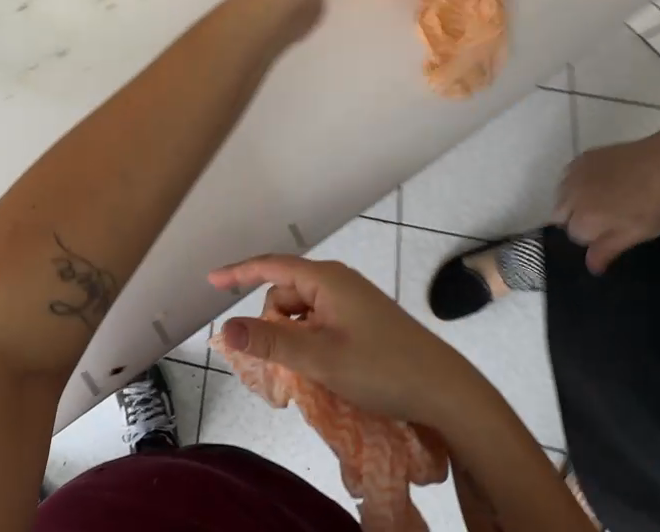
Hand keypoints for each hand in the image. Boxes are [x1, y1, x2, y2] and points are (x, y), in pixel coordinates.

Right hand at [208, 255, 481, 428]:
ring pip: (302, 312)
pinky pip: (321, 323)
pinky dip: (311, 341)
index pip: (270, 266)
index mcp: (326, 279)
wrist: (448, 394)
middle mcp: (338, 282)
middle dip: (274, 323)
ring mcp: (353, 301)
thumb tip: (225, 329)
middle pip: (285, 293)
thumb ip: (270, 342)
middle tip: (287, 361)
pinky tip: (324, 369)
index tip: (211, 281)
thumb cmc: (382, 368)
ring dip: (294, 337)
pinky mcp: (364, 321)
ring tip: (309, 371)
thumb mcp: (320, 358)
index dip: (238, 273)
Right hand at [553, 134, 659, 273]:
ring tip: (605, 199)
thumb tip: (590, 267)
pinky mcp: (580, 158)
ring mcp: (573, 174)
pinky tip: (603, 182)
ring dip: (575, 202)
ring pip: (562, 195)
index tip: (615, 234)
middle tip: (608, 218)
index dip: (594, 239)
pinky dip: (579, 184)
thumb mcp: (640, 232)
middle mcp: (570, 196)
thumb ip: (609, 249)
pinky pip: (569, 177)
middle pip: (560, 215)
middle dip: (578, 220)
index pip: (575, 236)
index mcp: (585, 218)